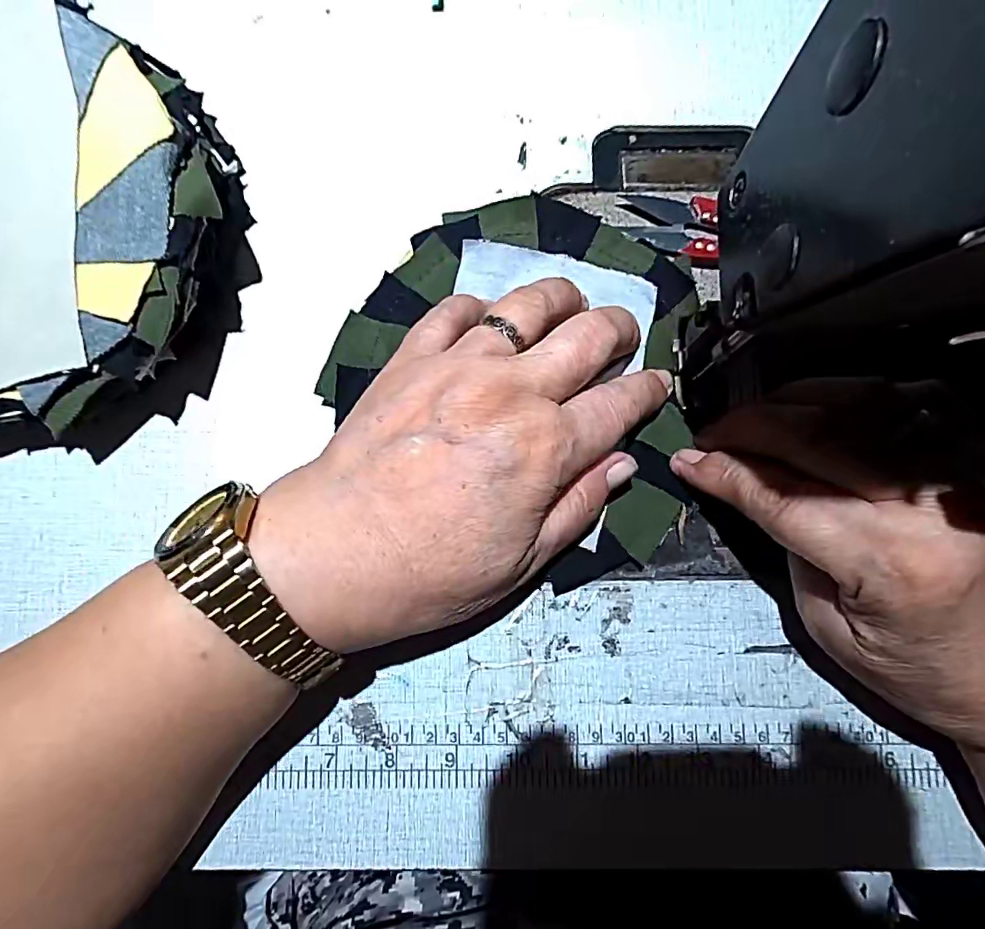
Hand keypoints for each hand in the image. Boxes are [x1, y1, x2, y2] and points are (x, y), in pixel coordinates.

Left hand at [247, 279, 668, 654]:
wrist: (334, 552)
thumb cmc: (422, 573)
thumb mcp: (519, 563)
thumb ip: (576, 507)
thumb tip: (619, 464)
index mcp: (548, 447)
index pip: (622, 401)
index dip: (647, 390)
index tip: (650, 387)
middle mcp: (509, 393)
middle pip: (590, 334)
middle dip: (618, 330)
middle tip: (618, 338)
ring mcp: (454, 370)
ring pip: (527, 305)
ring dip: (558, 301)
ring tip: (564, 310)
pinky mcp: (406, 364)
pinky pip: (451, 312)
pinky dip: (476, 308)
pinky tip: (483, 322)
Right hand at [670, 381, 984, 760]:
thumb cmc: (933, 668)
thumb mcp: (829, 624)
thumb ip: (792, 550)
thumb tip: (748, 494)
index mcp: (892, 561)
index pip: (781, 495)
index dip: (723, 473)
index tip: (686, 461)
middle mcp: (939, 507)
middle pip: (818, 438)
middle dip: (747, 428)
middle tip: (707, 437)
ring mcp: (974, 476)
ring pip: (864, 406)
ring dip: (793, 403)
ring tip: (752, 418)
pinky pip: (912, 403)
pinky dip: (852, 397)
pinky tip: (816, 408)